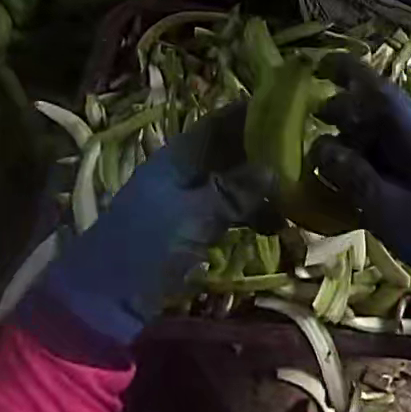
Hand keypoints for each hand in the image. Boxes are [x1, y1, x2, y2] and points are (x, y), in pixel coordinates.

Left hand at [31, 105, 276, 349]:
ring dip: (262, 187)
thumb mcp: (193, 217)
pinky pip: (228, 211)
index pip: (220, 123)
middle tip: (307, 153)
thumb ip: (233, 192)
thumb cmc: (145, 247)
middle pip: (231, 151)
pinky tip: (277, 226)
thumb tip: (273, 168)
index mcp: (178, 157)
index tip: (291, 111)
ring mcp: (188, 199)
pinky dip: (251, 214)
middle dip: (265, 152)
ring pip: (233, 182)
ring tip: (298, 194)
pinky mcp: (192, 227)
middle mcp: (185, 171)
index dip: (252, 113)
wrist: (103, 300)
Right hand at [309, 55, 410, 313]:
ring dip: (351, 132)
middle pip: (378, 108)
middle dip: (345, 107)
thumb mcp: (388, 209)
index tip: (321, 64)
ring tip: (323, 148)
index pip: (382, 92)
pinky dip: (360, 154)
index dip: (351, 73)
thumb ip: (354, 176)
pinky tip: (343, 169)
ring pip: (378, 129)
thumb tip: (319, 147)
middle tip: (315, 116)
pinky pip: (383, 151)